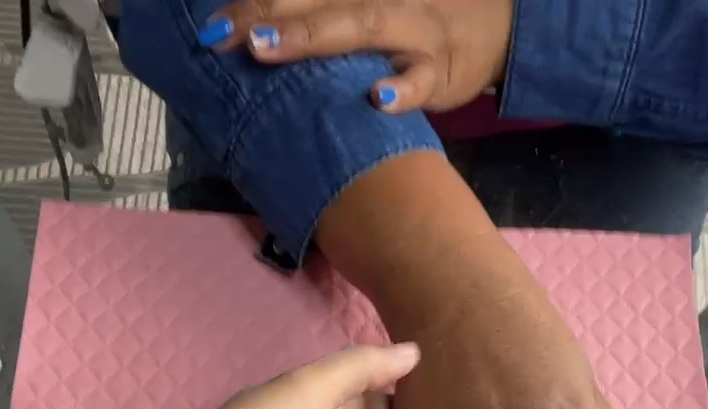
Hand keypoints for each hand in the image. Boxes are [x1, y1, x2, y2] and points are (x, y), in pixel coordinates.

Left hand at [199, 0, 513, 112]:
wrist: (496, 24)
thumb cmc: (415, 17)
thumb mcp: (368, 6)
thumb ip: (324, 14)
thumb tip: (261, 31)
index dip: (258, 0)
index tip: (212, 24)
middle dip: (267, 12)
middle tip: (218, 34)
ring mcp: (413, 28)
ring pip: (362, 25)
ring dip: (313, 35)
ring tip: (266, 48)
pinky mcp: (441, 69)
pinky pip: (423, 79)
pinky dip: (402, 88)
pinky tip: (377, 99)